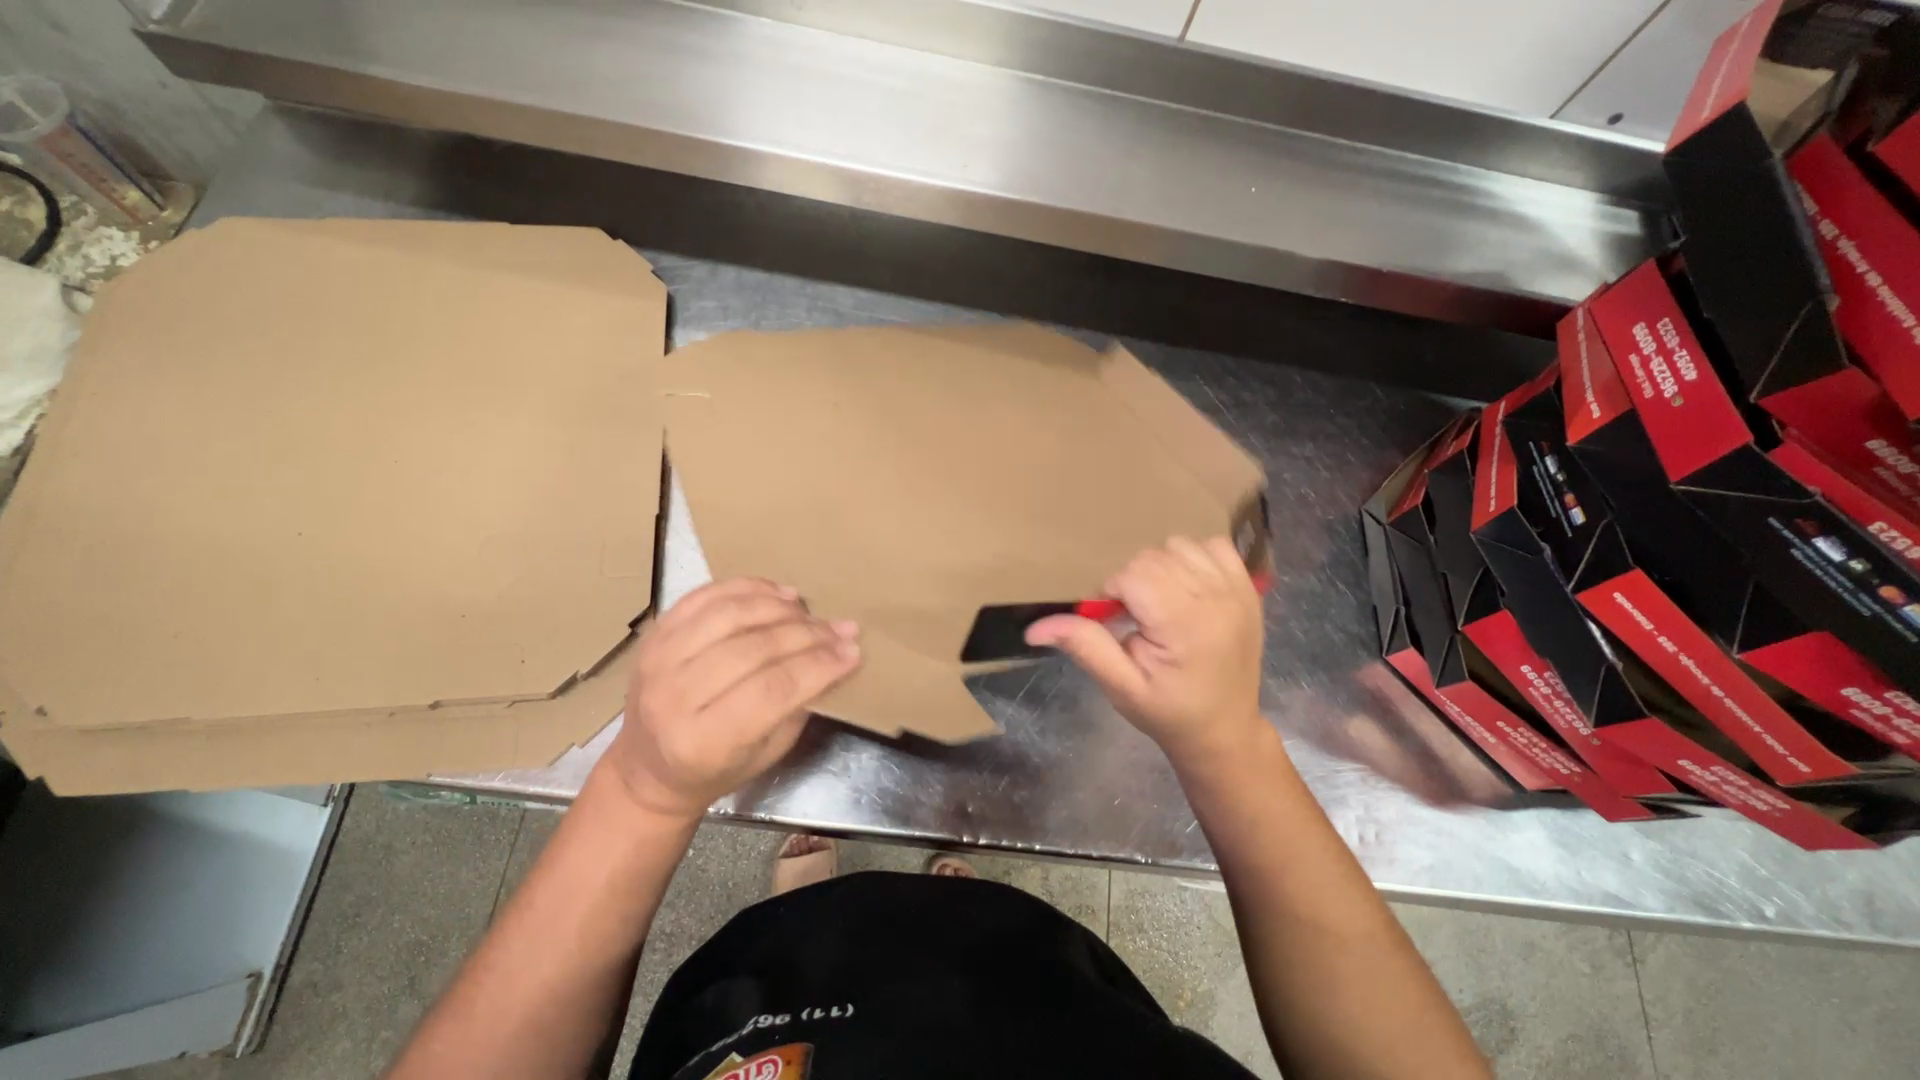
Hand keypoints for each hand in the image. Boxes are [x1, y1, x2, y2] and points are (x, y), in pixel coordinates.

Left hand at [604, 578, 861, 819]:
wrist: (648, 767)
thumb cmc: (715, 769)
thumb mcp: (766, 753)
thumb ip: (797, 704)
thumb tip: (838, 653)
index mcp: (702, 741)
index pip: (771, 690)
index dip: (817, 666)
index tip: (852, 651)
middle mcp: (673, 698)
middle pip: (753, 649)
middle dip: (807, 635)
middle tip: (841, 628)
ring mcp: (657, 661)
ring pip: (728, 615)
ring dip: (777, 607)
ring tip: (807, 609)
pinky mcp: (653, 636)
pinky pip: (703, 597)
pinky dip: (745, 588)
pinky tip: (777, 593)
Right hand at [1026, 537, 1267, 770]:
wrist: (1224, 729)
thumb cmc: (1168, 711)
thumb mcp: (1120, 685)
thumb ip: (1084, 646)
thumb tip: (1035, 628)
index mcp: (1183, 624)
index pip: (1134, 574)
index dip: (1113, 592)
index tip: (1115, 622)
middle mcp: (1216, 599)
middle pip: (1155, 557)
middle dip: (1135, 581)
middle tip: (1136, 618)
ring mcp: (1237, 591)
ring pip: (1181, 545)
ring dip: (1162, 567)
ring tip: (1161, 604)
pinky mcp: (1249, 589)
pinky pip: (1215, 546)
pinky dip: (1195, 558)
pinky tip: (1188, 589)